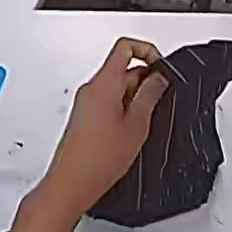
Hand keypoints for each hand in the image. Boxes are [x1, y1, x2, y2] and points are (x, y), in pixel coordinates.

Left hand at [35, 38, 168, 219]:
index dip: (147, 52)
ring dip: (135, 98)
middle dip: (145, 81)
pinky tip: (131, 132)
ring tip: (143, 124)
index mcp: (104, 83)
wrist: (71, 184)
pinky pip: (108, 100)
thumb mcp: (137, 124)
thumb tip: (159, 76)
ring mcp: (86, 102)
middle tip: (158, 102)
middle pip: (123, 67)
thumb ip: (150, 94)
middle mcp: (91, 88)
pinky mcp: (85, 116)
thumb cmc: (98, 159)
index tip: (161, 69)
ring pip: (117, 86)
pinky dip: (124, 109)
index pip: (125, 47)